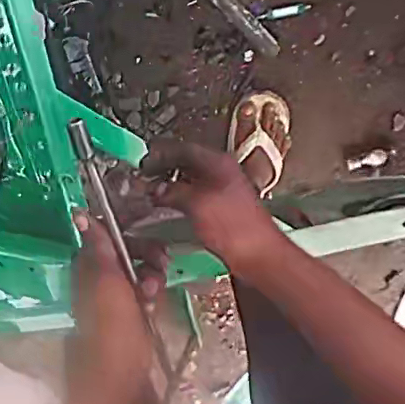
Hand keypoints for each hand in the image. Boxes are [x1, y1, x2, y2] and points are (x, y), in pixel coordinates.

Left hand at [69, 211, 165, 403]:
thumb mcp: (107, 280)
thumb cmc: (113, 328)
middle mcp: (96, 280)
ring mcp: (110, 300)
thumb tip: (78, 212)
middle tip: (160, 262)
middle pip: (124, 252)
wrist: (119, 379)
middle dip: (144, 254)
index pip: (104, 234)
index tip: (148, 227)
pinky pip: (141, 295)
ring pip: (136, 273)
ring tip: (152, 292)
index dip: (125, 228)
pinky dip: (148, 297)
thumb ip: (98, 246)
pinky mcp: (126, 317)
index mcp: (86, 268)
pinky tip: (151, 308)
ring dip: (149, 277)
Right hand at [142, 140, 286, 272]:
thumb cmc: (238, 228)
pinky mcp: (223, 209)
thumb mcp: (198, 204)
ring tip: (153, 192)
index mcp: (219, 164)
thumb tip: (156, 189)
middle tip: (145, 177)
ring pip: (191, 180)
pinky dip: (180, 198)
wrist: (259, 255)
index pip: (184, 148)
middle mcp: (223, 173)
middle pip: (187, 162)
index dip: (161, 154)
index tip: (144, 164)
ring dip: (171, 184)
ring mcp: (224, 191)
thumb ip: (173, 192)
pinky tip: (171, 207)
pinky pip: (196, 196)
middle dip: (164, 169)